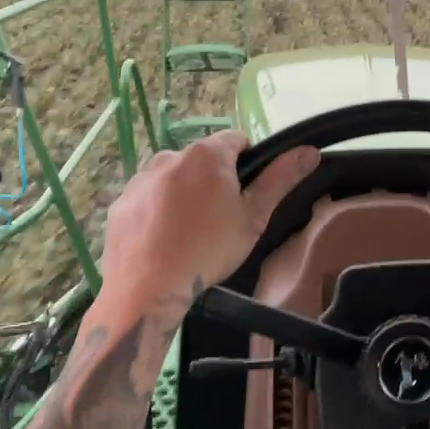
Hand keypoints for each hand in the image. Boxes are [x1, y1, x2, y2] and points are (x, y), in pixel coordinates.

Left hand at [99, 132, 318, 319]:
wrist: (147, 289)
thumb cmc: (209, 249)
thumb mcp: (253, 216)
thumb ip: (280, 179)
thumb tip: (309, 150)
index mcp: (206, 155)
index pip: (236, 140)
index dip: (248, 163)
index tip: (247, 195)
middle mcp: (169, 156)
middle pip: (203, 159)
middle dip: (215, 179)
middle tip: (223, 218)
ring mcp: (140, 179)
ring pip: (174, 177)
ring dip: (186, 193)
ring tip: (191, 232)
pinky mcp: (120, 203)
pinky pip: (148, 197)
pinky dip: (158, 210)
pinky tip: (164, 240)